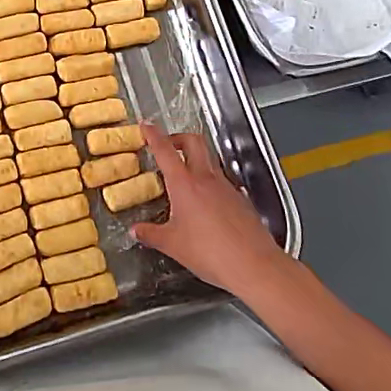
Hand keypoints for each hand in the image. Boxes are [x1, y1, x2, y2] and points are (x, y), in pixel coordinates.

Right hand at [131, 123, 288, 293]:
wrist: (254, 265)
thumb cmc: (211, 253)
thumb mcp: (172, 245)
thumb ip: (151, 234)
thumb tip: (137, 231)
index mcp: (185, 184)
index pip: (166, 150)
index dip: (153, 135)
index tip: (146, 125)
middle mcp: (207, 179)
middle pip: (194, 142)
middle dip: (178, 137)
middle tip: (167, 146)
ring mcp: (227, 187)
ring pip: (209, 160)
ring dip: (195, 160)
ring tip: (183, 178)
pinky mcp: (240, 199)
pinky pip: (222, 182)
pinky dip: (210, 183)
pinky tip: (205, 203)